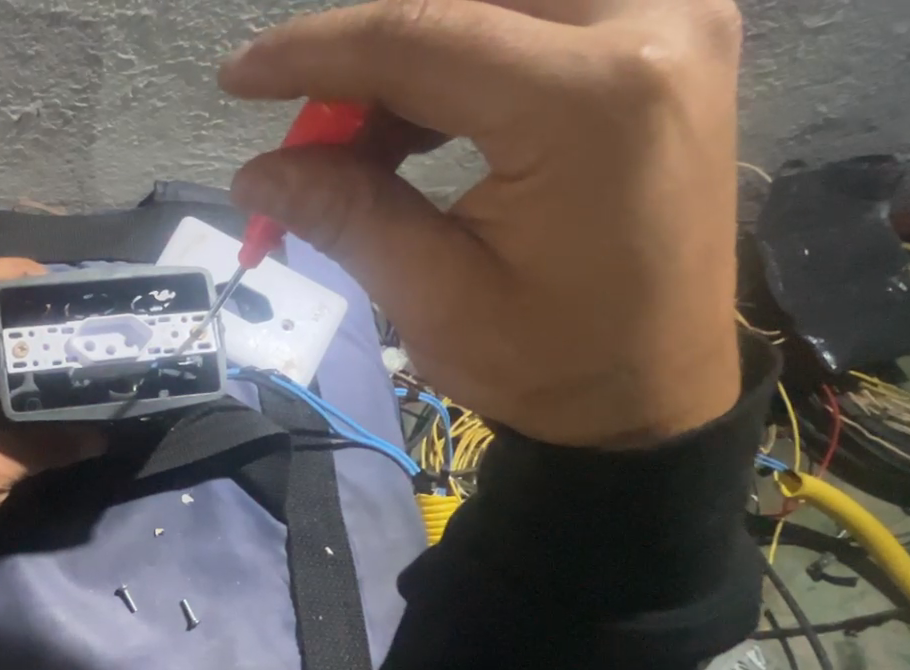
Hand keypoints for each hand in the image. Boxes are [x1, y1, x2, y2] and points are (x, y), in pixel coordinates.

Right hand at [220, 0, 744, 447]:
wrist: (658, 389)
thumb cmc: (550, 362)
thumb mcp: (432, 299)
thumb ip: (346, 216)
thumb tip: (254, 174)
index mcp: (590, 102)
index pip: (418, 39)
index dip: (313, 54)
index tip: (238, 76)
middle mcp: (651, 20)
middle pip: (459, 1)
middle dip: (365, 62)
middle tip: (311, 139)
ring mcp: (672, 17)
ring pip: (493, 1)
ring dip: (408, 62)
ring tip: (360, 152)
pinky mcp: (666, 36)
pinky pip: (533, 18)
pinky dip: (456, 63)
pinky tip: (414, 132)